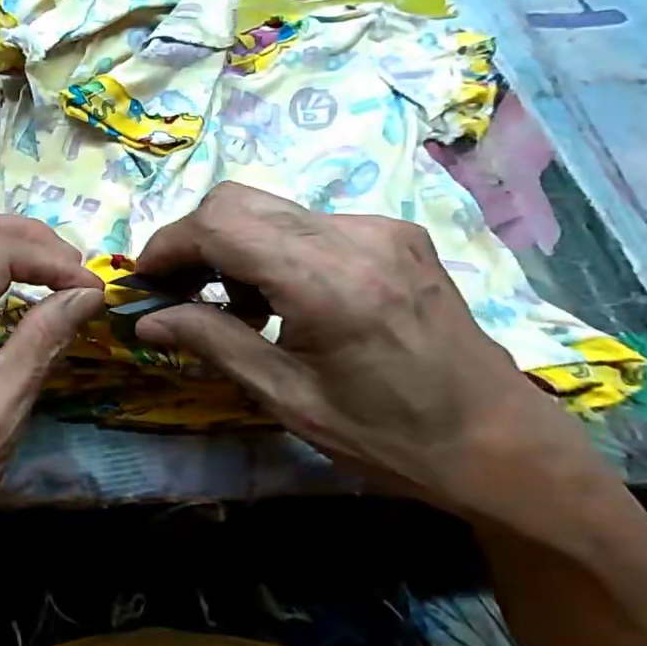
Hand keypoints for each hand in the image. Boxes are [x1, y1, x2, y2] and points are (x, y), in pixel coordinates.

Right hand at [132, 183, 616, 534]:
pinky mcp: (392, 233)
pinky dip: (269, 248)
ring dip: (229, 244)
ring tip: (230, 304)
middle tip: (177, 290)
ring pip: (268, 207)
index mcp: (329, 281)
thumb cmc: (389, 437)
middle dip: (192, 239)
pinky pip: (304, 222)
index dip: (168, 245)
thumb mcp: (288, 398)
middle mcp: (355, 235)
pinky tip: (279, 297)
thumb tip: (145, 320)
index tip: (144, 280)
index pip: (219, 225)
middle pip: (237, 200)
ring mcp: (379, 227)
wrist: (502, 445)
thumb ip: (211, 343)